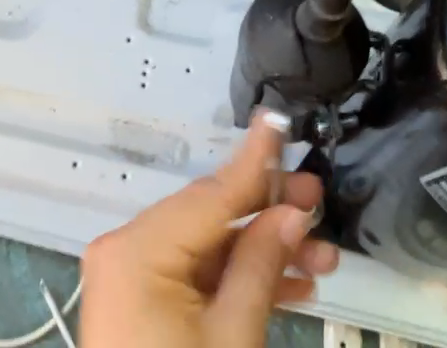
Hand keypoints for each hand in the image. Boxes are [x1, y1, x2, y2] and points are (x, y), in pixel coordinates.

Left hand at [80, 111, 341, 347]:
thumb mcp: (232, 337)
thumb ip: (262, 265)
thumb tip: (292, 212)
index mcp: (136, 250)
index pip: (210, 194)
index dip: (254, 162)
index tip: (279, 121)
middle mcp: (125, 250)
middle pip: (209, 217)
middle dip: (268, 214)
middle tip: (320, 202)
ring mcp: (130, 276)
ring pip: (207, 246)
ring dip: (262, 250)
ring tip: (322, 255)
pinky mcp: (140, 302)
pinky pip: (194, 274)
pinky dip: (237, 276)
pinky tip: (291, 281)